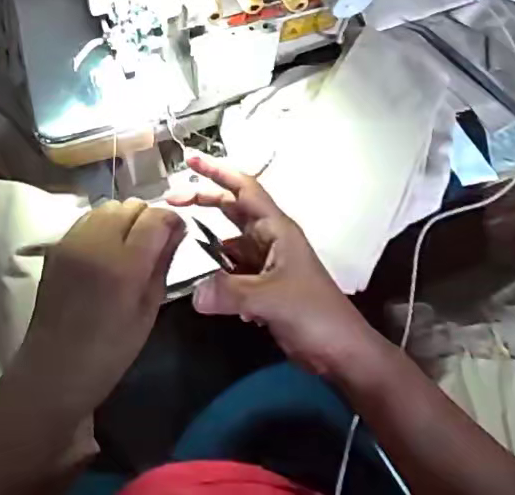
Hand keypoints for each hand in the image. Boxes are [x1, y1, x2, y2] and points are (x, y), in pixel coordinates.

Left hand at [16, 199, 182, 414]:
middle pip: (131, 206)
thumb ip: (162, 264)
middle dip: (148, 217)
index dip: (171, 220)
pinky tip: (107, 248)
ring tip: (130, 243)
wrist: (53, 369)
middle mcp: (97, 243)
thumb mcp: (148, 313)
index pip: (155, 217)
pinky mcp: (58, 244)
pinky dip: (103, 224)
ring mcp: (73, 240)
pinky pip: (88, 218)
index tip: (178, 232)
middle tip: (154, 241)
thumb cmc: (109, 352)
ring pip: (108, 206)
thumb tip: (175, 232)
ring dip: (124, 218)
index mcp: (124, 265)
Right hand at [166, 155, 384, 379]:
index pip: (243, 187)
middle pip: (232, 208)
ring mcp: (267, 262)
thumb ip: (230, 293)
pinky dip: (217, 270)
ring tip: (178, 240)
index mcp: (276, 228)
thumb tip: (194, 294)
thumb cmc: (315, 314)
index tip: (190, 160)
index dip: (217, 171)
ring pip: (230, 241)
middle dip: (203, 200)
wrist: (344, 354)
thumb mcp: (271, 299)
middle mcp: (269, 238)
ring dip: (207, 240)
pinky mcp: (264, 286)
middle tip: (171, 200)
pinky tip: (202, 283)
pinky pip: (233, 269)